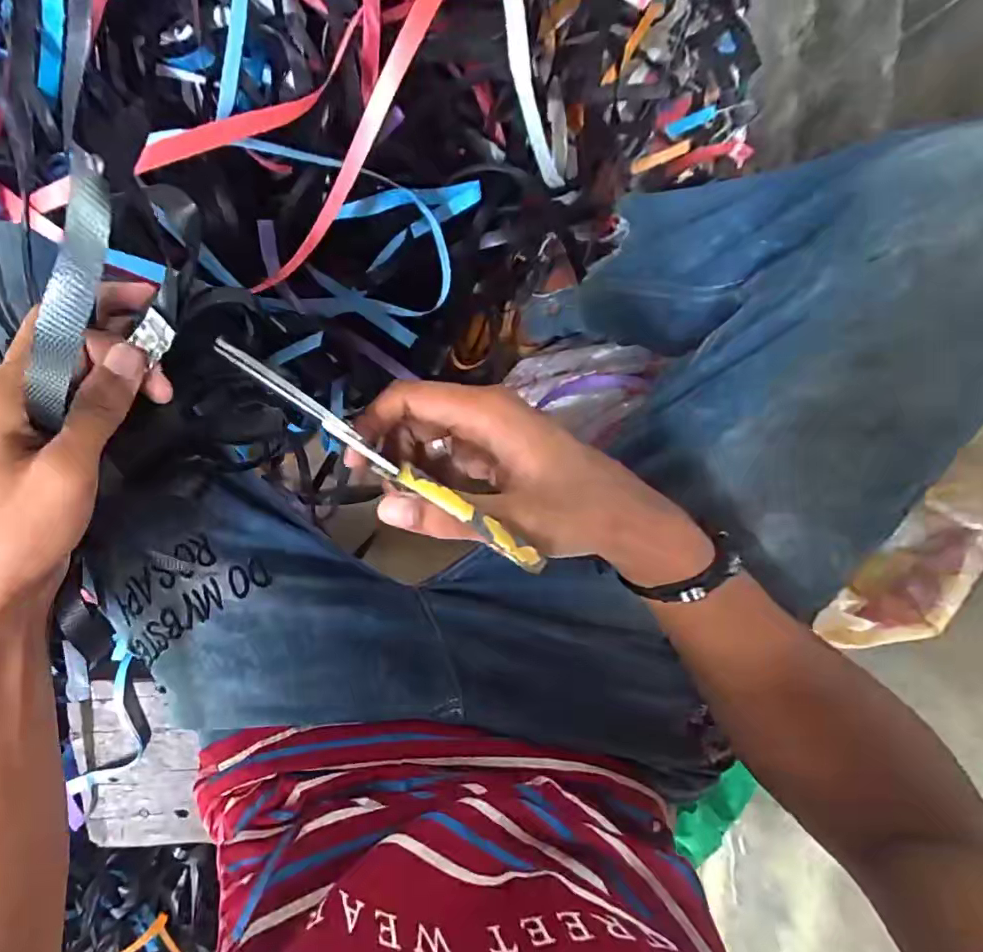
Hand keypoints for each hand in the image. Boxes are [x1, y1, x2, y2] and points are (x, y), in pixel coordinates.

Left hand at [0, 286, 163, 623]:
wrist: (1, 592)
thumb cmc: (24, 529)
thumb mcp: (68, 465)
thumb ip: (100, 406)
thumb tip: (136, 350)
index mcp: (7, 387)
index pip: (57, 324)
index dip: (104, 312)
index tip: (155, 328)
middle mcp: (14, 395)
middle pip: (69, 345)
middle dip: (119, 346)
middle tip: (165, 371)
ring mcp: (29, 423)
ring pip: (78, 377)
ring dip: (120, 376)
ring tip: (160, 394)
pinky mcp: (45, 448)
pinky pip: (80, 408)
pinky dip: (111, 402)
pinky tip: (138, 409)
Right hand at [346, 381, 713, 585]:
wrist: (628, 520)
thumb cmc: (575, 514)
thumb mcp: (506, 522)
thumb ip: (443, 517)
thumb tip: (382, 511)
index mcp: (486, 413)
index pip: (410, 397)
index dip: (373, 422)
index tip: (354, 461)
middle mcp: (485, 410)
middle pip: (416, 413)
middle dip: (389, 448)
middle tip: (383, 490)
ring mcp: (491, 428)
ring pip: (430, 433)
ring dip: (411, 463)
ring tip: (411, 501)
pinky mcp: (497, 446)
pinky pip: (450, 451)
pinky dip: (434, 473)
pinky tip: (438, 500)